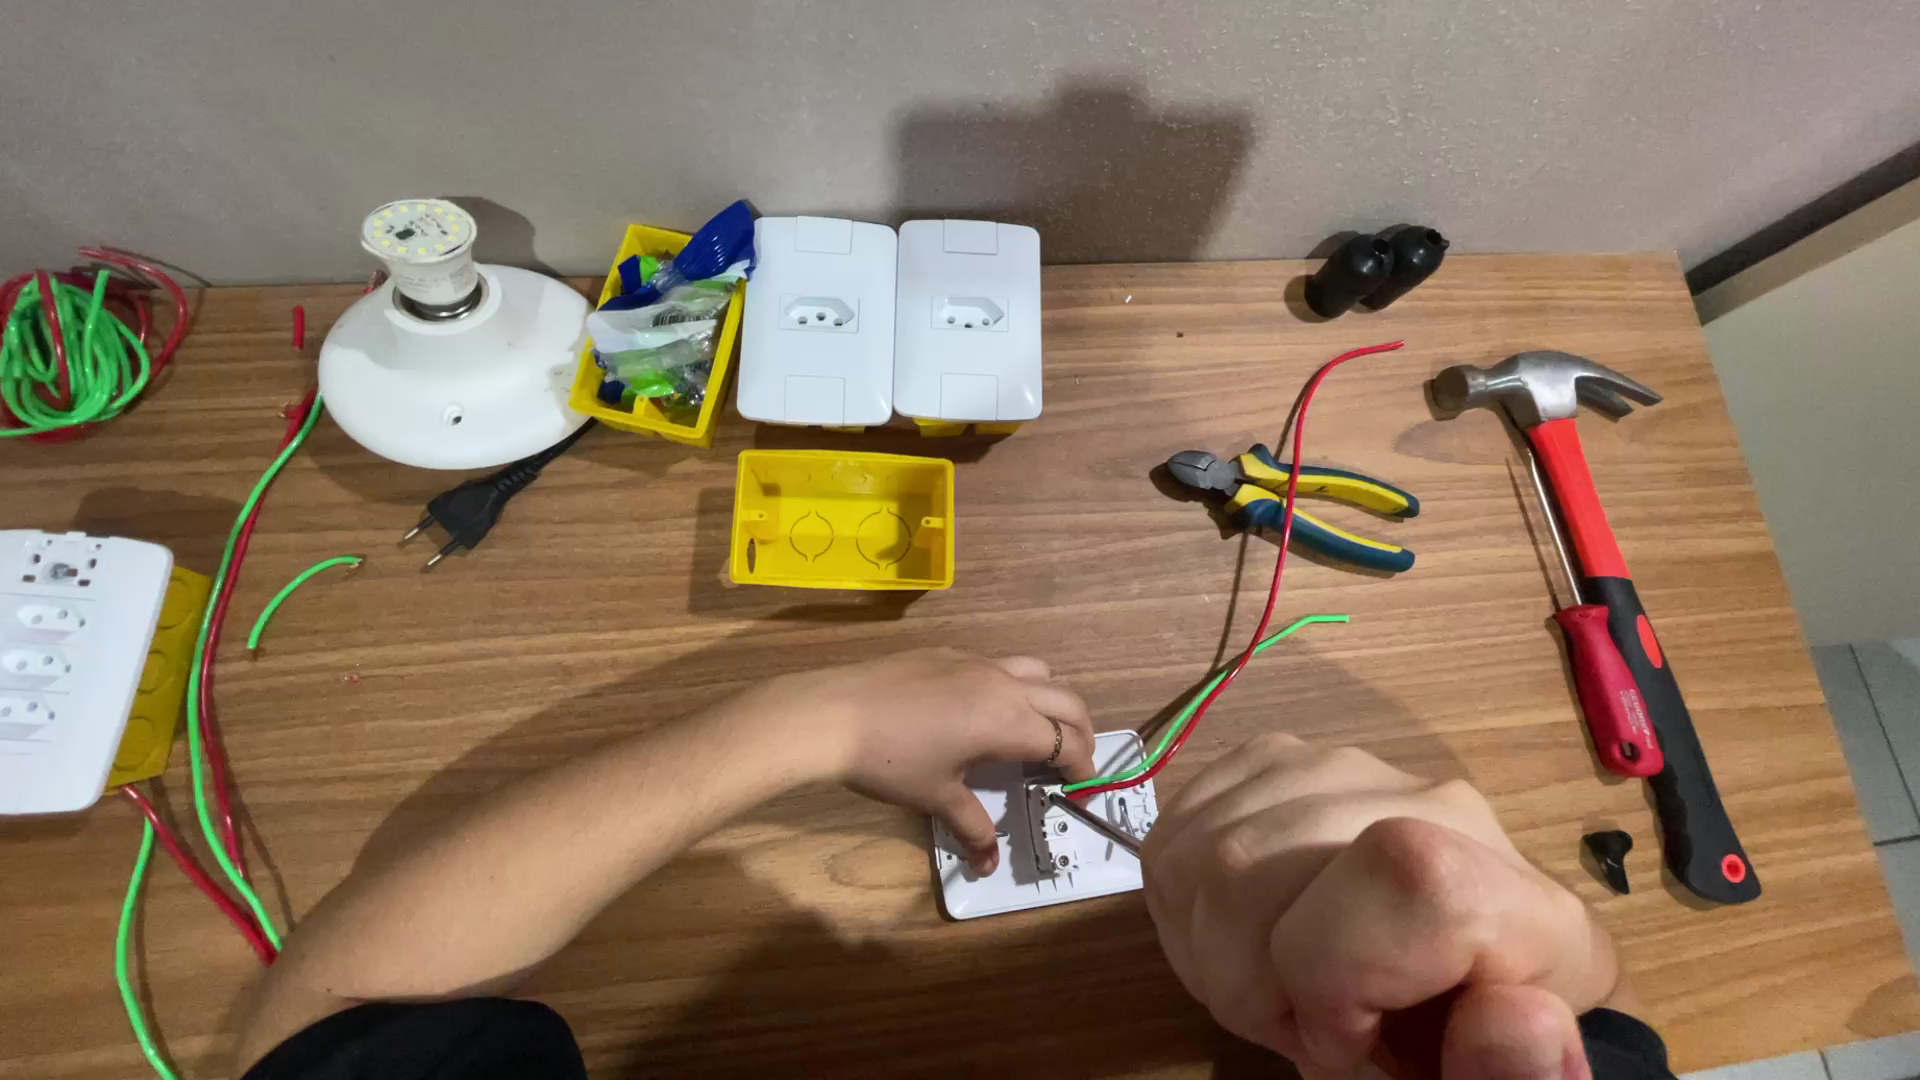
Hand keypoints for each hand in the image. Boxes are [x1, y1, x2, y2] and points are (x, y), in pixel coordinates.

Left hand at [761, 649, 1096, 874]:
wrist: (832, 714)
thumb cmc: (891, 762)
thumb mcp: (936, 798)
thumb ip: (973, 828)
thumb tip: (988, 865)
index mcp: (1007, 720)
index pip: (1065, 741)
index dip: (1080, 765)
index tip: (1081, 784)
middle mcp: (1002, 684)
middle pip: (1065, 700)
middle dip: (1079, 731)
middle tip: (1072, 760)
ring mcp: (974, 661)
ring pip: (1035, 671)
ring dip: (1049, 698)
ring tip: (1034, 728)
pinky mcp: (947, 652)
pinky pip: (996, 664)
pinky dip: (1010, 685)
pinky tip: (978, 710)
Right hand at [1142, 735, 1625, 1079]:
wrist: (1423, 980)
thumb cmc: (1441, 1043)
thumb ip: (1516, 1079)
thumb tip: (1525, 1015)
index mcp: (1517, 902)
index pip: (1406, 873)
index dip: (1333, 971)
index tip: (1335, 1036)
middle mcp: (1427, 803)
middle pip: (1258, 859)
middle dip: (1239, 971)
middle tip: (1286, 1017)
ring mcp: (1336, 766)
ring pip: (1203, 843)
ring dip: (1202, 938)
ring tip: (1259, 973)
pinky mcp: (1269, 758)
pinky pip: (1178, 824)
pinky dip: (1180, 895)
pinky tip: (1228, 927)